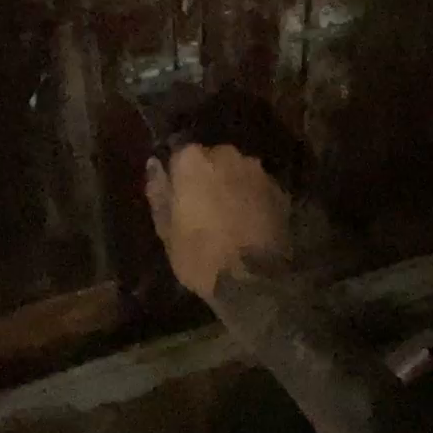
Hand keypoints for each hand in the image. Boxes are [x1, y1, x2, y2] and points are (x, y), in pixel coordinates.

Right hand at [145, 143, 290, 300]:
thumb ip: (159, 192)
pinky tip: (251, 223)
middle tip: (206, 209)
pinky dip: (254, 198)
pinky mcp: (279, 188)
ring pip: (238, 171)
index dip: (179, 178)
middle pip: (212, 159)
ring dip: (233, 186)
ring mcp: (256, 169)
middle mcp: (226, 153)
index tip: (181, 198)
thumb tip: (154, 164)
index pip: (179, 156)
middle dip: (208, 177)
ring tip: (231, 217)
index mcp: (192, 160)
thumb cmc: (199, 255)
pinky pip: (259, 187)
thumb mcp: (167, 230)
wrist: (252, 279)